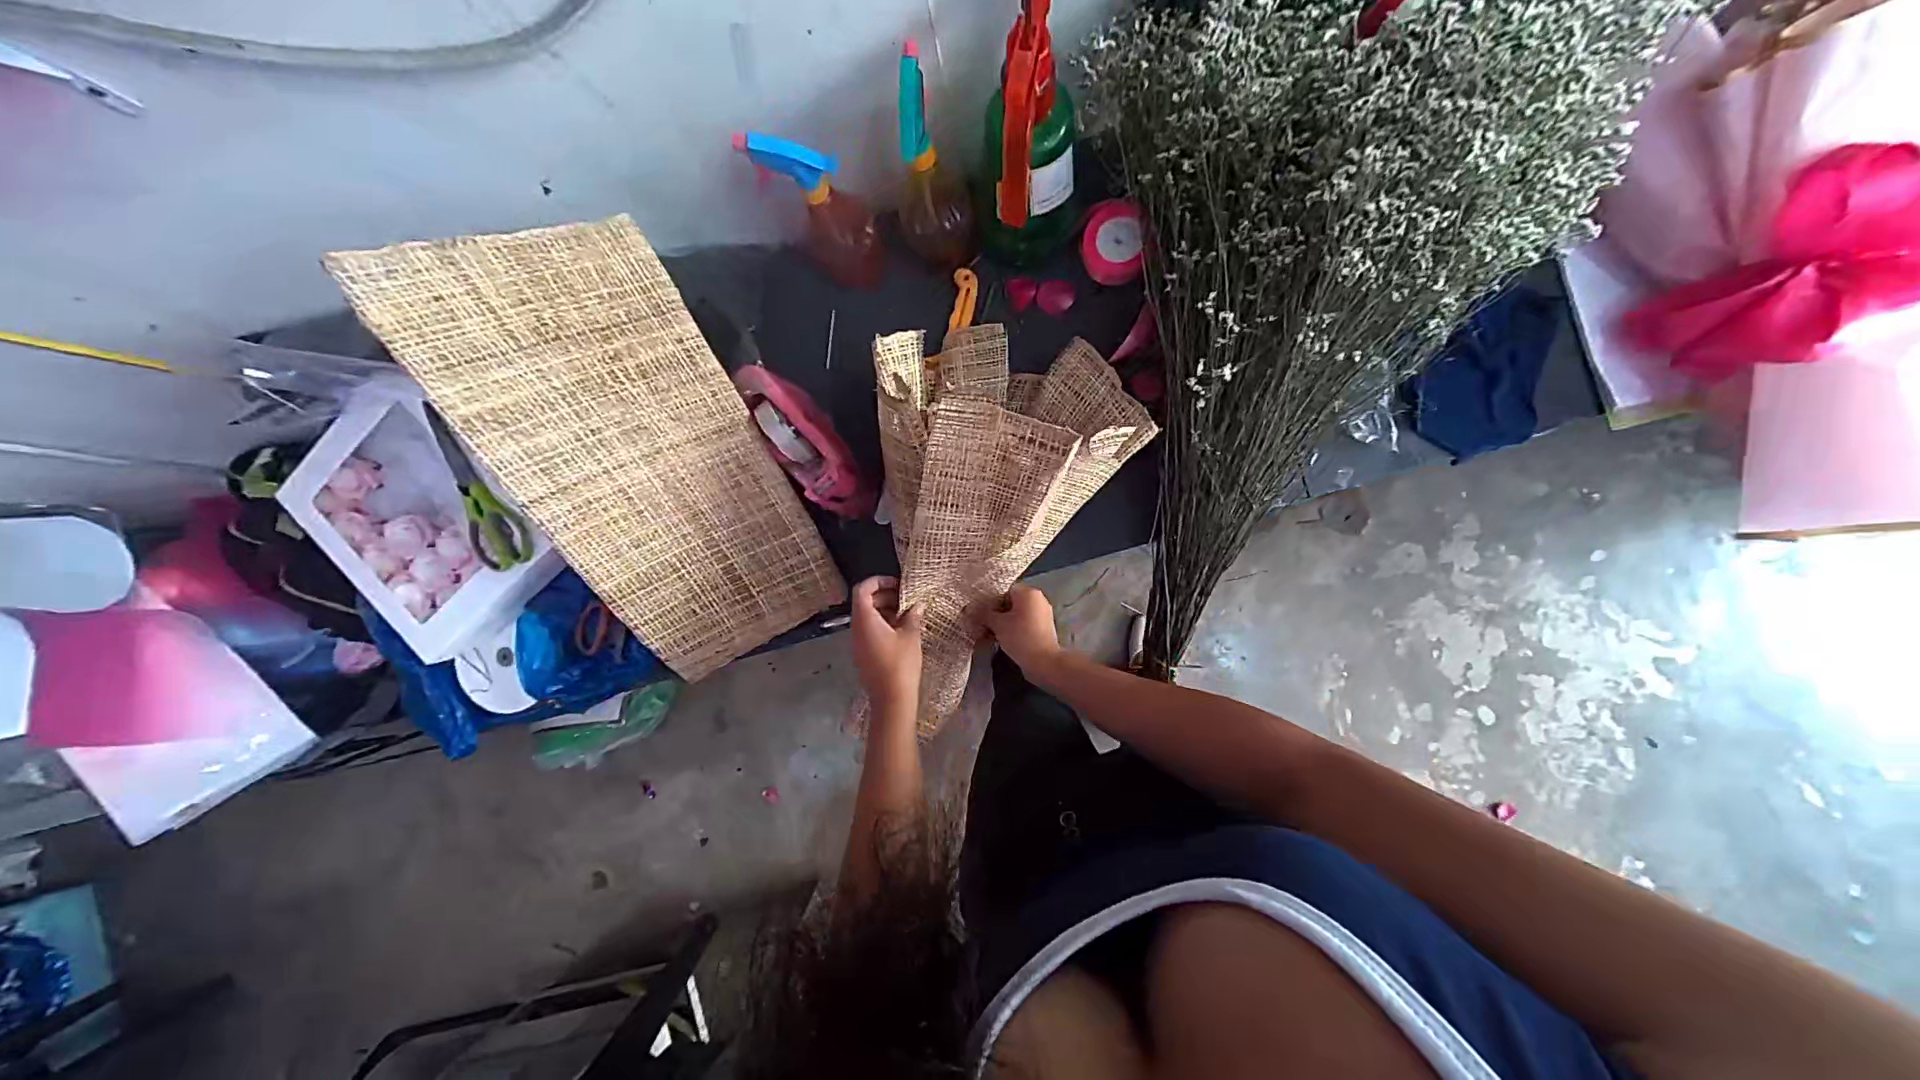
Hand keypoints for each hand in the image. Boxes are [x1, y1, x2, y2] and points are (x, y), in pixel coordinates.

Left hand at [850, 576, 924, 708]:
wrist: (891, 699)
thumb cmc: (901, 664)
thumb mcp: (910, 635)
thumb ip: (913, 615)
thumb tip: (918, 604)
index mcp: (864, 620)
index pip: (862, 589)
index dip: (879, 581)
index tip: (898, 584)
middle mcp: (856, 629)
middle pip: (864, 602)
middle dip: (886, 596)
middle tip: (907, 599)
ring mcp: (858, 643)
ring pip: (868, 617)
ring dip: (886, 611)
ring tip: (908, 614)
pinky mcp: (863, 655)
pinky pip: (870, 631)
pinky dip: (884, 625)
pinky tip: (902, 631)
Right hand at [969, 585, 1063, 674]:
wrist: (1043, 662)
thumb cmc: (1020, 638)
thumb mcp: (997, 624)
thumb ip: (984, 614)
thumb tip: (971, 609)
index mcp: (1029, 592)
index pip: (1003, 591)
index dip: (989, 602)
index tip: (980, 614)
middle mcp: (1038, 599)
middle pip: (1010, 602)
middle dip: (995, 614)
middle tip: (982, 625)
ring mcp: (1043, 613)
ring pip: (1017, 614)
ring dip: (1003, 623)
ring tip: (990, 634)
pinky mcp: (1044, 628)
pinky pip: (1024, 623)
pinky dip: (1014, 629)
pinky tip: (1002, 639)